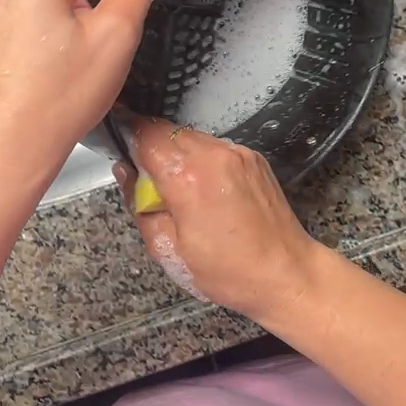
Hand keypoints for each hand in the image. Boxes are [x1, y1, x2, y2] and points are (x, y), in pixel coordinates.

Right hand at [116, 118, 328, 319]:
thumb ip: (139, 205)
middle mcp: (215, 155)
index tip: (119, 144)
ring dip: (178, 153)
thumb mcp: (167, 249)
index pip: (145, 135)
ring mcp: (238, 154)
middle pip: (168, 131)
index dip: (127, 136)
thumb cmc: (228, 271)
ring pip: (192, 137)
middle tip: (146, 178)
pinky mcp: (254, 159)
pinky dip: (203, 160)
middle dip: (151, 147)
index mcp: (188, 178)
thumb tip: (125, 172)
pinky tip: (205, 190)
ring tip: (178, 189)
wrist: (286, 274)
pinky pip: (216, 148)